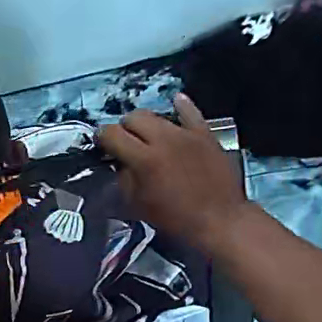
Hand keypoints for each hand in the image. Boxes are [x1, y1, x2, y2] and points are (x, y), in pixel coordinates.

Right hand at [98, 94, 248, 251]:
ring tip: (148, 137)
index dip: (102, 137)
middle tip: (126, 143)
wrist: (219, 220)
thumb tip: (120, 163)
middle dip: (124, 128)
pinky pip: (190, 112)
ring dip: (147, 124)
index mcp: (143, 159)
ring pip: (158, 115)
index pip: (112, 134)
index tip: (102, 145)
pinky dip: (181, 106)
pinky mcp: (205, 134)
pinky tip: (176, 101)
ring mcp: (186, 134)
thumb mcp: (138, 205)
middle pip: (133, 117)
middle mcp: (163, 139)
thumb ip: (124, 178)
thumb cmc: (175, 219)